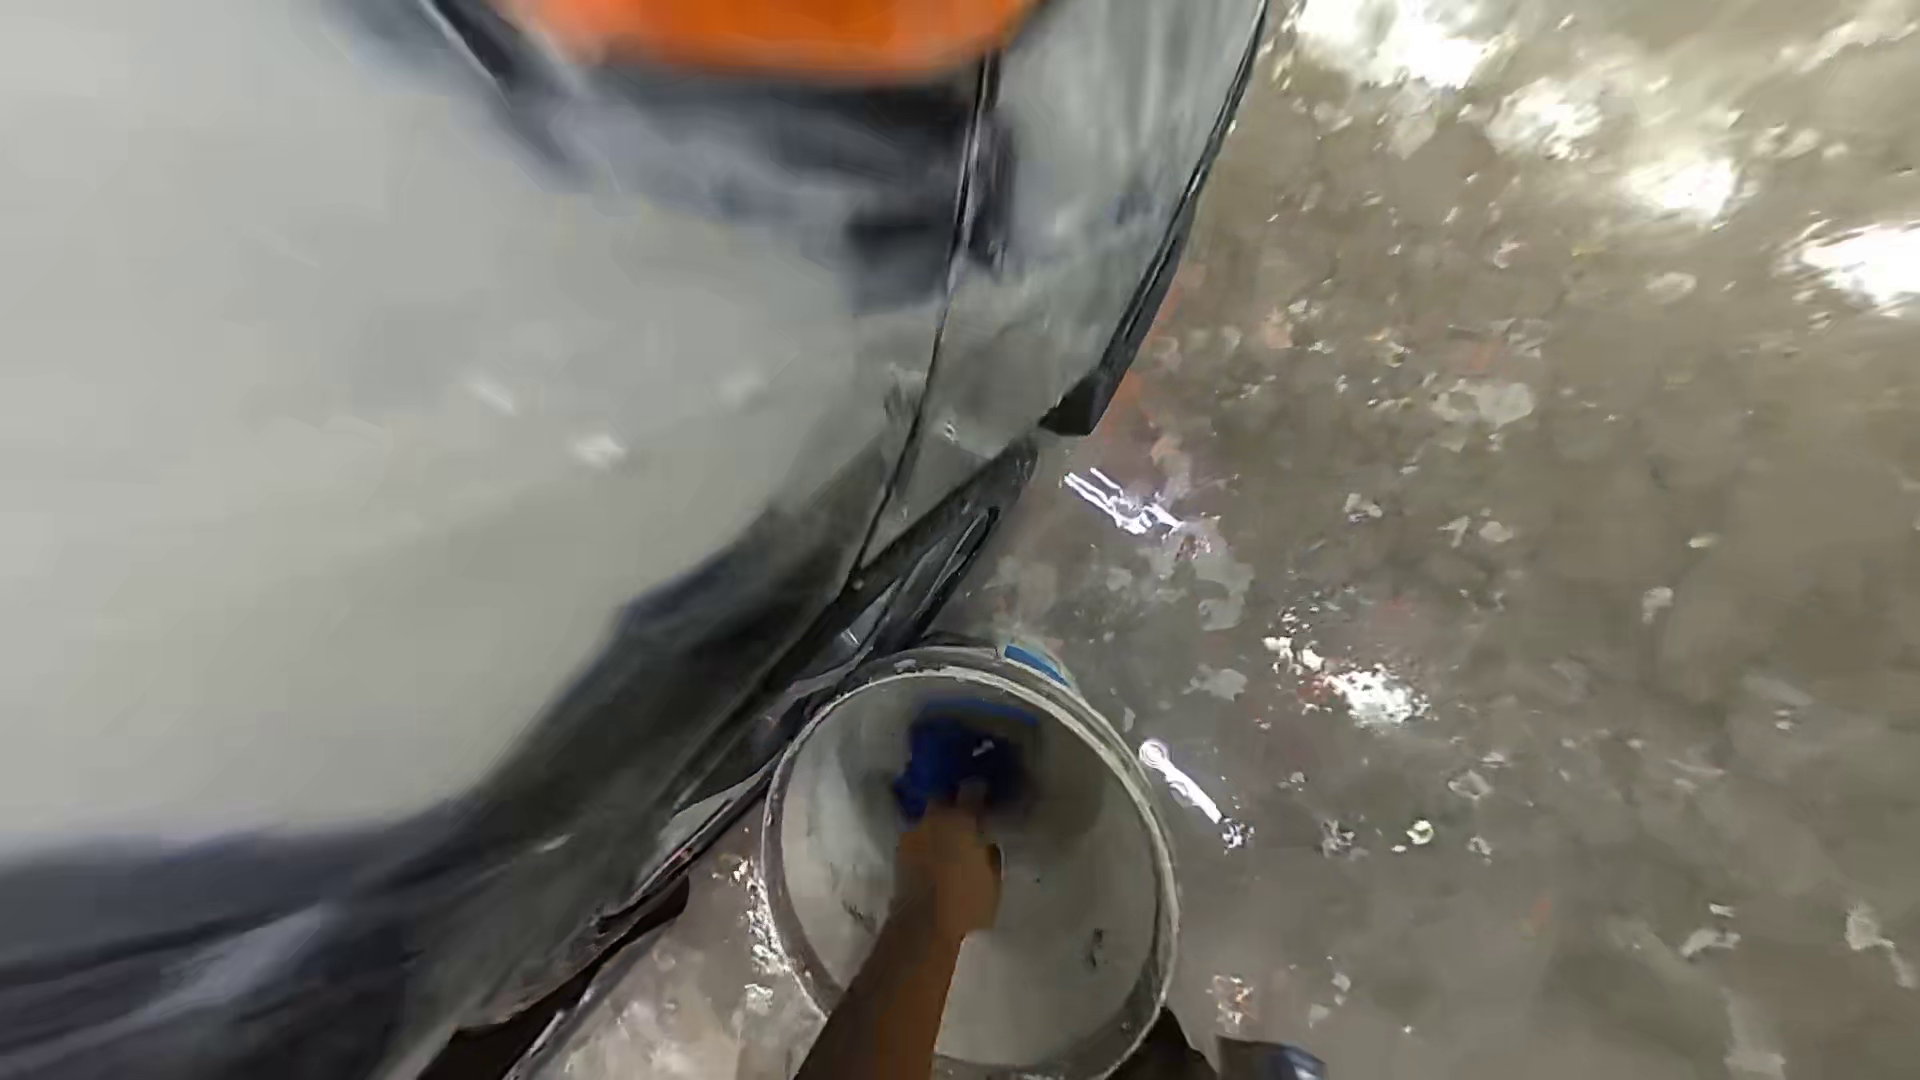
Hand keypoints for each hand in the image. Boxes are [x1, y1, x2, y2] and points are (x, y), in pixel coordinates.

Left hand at [894, 784, 1001, 943]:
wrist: (921, 927)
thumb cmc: (966, 903)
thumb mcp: (994, 880)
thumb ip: (990, 851)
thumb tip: (986, 840)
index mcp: (962, 819)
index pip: (972, 789)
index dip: (979, 791)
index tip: (985, 798)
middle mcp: (935, 817)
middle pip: (944, 799)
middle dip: (953, 806)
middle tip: (964, 822)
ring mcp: (914, 832)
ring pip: (928, 819)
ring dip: (937, 826)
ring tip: (945, 845)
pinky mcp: (899, 851)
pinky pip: (917, 837)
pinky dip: (925, 843)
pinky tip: (931, 859)